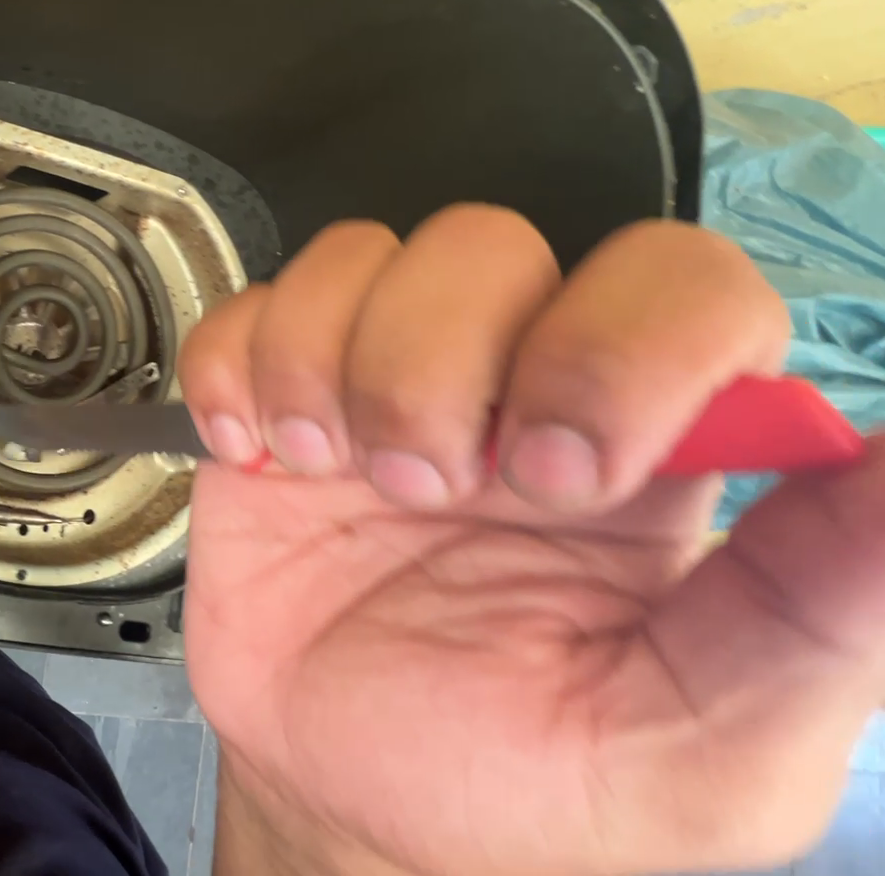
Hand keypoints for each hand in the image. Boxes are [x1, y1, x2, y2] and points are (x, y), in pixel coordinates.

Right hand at [178, 205, 884, 875]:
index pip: (670, 283)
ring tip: (316, 464)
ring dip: (319, 358)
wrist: (338, 795)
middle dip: (431, 360)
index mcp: (635, 445)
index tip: (548, 480)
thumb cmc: (519, 781)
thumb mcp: (695, 748)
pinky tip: (244, 451)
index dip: (613, 343)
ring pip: (353, 258)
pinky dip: (227, 368)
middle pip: (479, 244)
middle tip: (414, 489)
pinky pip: (236, 318)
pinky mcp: (260, 401)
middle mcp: (498, 384)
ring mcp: (364, 383)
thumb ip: (812, 616)